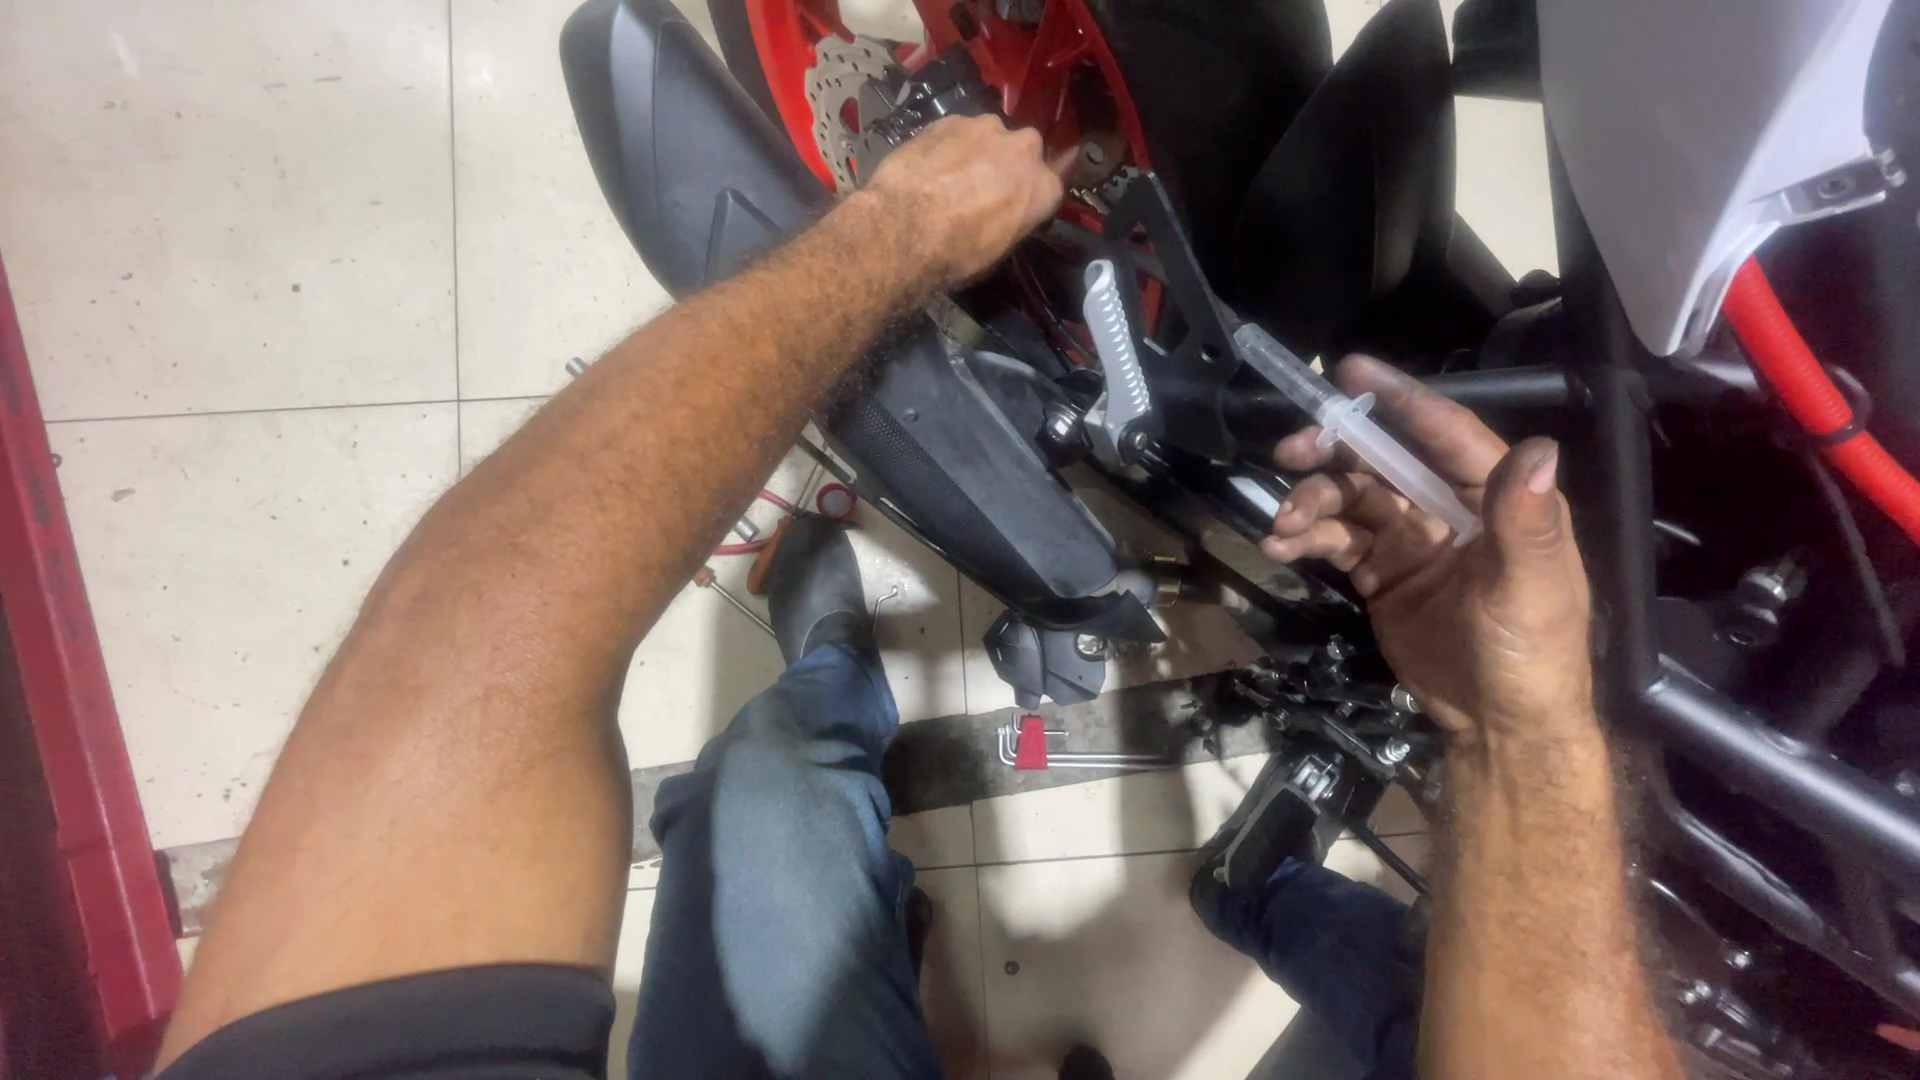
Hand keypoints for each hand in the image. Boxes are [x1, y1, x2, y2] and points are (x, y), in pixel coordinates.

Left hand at [859, 114, 1065, 287]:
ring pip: (988, 138)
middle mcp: (1024, 148)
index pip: (1047, 187)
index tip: (1012, 209)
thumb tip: (1004, 215)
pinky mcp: (951, 118)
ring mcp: (987, 127)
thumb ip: (1012, 221)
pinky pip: (957, 132)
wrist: (905, 227)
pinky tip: (930, 169)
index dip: (1027, 198)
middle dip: (1006, 167)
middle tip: (981, 192)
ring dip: (976, 154)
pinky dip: (948, 147)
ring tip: (950, 180)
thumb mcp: (997, 252)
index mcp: (1044, 187)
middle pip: (1022, 154)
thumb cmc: (957, 253)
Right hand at [1262, 355, 1594, 742]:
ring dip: (1308, 504)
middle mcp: (1445, 508)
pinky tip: (1280, 549)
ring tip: (1282, 526)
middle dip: (1331, 453)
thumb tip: (1535, 451)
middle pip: (1379, 462)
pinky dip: (1304, 540)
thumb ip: (1525, 524)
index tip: (1350, 371)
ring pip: (1346, 500)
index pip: (1444, 435)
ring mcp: (1407, 539)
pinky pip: (1333, 540)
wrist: (1491, 722)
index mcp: (1492, 500)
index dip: (1399, 400)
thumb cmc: (1529, 654)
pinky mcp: (1378, 571)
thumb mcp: (1531, 591)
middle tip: (1287, 454)